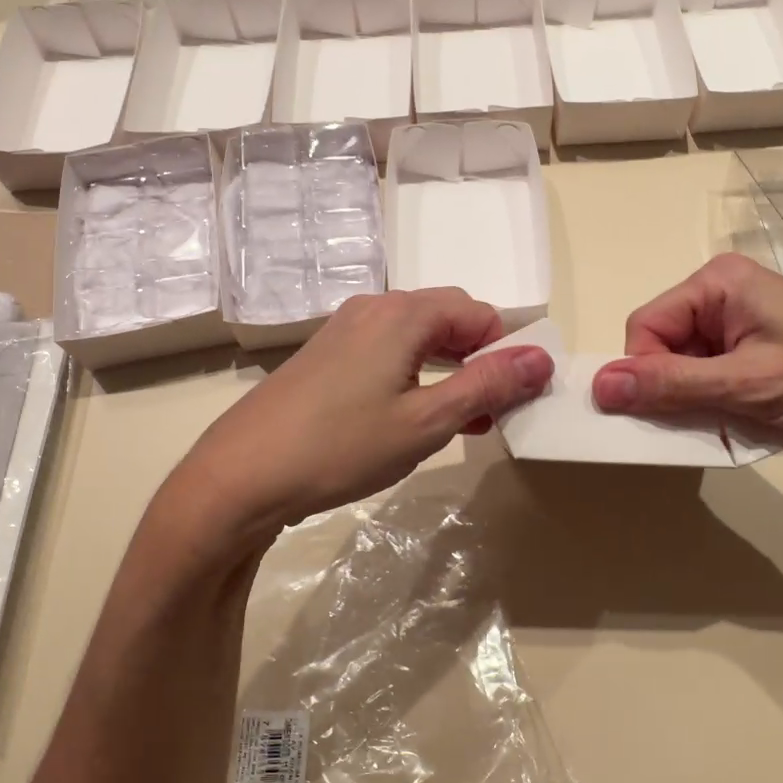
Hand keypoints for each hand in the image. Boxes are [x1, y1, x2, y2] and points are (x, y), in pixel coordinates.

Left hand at [172, 289, 553, 537]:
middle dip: (479, 360)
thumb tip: (541, 357)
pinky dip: (413, 376)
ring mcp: (344, 330)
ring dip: (448, 371)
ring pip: (416, 337)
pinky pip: (386, 352)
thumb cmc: (341, 447)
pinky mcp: (325, 356)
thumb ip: (487, 385)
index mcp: (402, 314)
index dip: (505, 351)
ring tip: (462, 423)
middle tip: (492, 413)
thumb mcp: (426, 422)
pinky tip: (413, 419)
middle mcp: (373, 308)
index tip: (513, 398)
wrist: (241, 475)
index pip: (478, 312)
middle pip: (447, 318)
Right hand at [591, 254, 782, 459]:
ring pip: (683, 364)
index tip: (669, 411)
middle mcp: (723, 292)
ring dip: (696, 399)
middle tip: (708, 418)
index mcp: (718, 281)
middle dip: (675, 387)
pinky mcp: (753, 345)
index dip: (645, 371)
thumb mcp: (744, 384)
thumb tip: (599, 387)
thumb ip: (671, 384)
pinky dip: (715, 400)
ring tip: (732, 418)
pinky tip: (742, 416)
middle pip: (663, 344)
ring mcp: (740, 319)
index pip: (646, 325)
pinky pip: (709, 372)